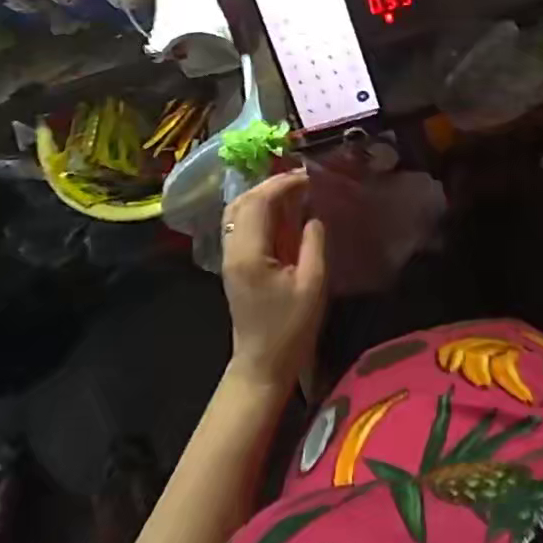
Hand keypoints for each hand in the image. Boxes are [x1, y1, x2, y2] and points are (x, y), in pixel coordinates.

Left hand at [221, 172, 327, 388]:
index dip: (282, 184)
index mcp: (249, 253)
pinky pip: (240, 224)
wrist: (262, 365)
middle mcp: (232, 248)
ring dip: (262, 195)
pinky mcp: (233, 263)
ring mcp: (229, 255)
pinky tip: (279, 213)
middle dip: (272, 185)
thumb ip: (313, 244)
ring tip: (292, 192)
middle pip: (244, 201)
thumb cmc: (290, 329)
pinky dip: (257, 210)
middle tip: (302, 181)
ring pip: (238, 210)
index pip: (259, 202)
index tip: (307, 177)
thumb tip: (313, 215)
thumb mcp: (313, 285)